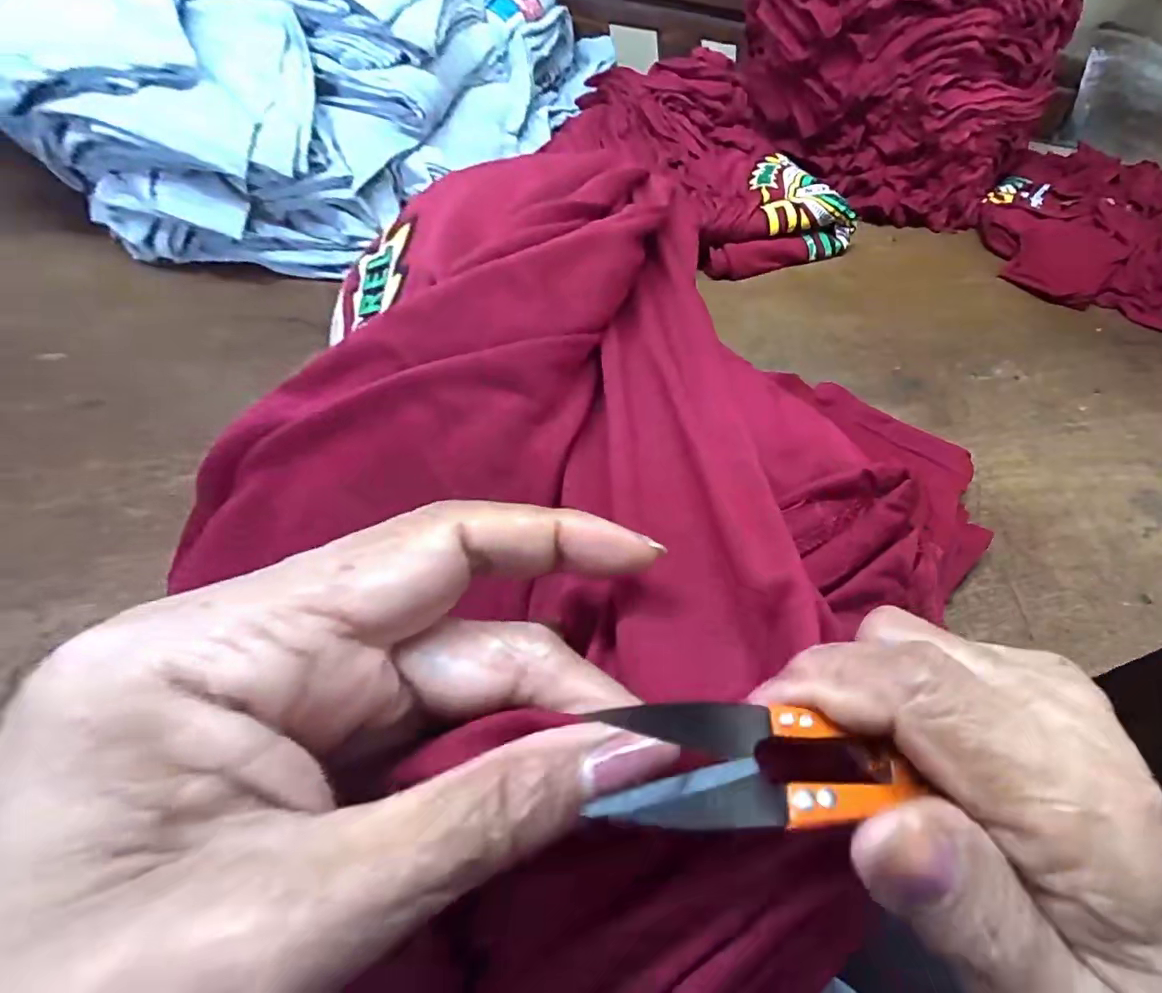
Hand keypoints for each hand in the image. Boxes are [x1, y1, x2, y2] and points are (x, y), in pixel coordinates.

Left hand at [0, 502, 678, 992]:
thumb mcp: (303, 913)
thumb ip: (494, 813)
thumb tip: (648, 750)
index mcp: (222, 651)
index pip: (432, 548)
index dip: (557, 538)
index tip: (650, 559)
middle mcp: (261, 656)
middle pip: (469, 642)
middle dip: (562, 698)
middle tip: (641, 758)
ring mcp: (284, 709)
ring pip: (466, 693)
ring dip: (540, 737)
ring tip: (600, 786)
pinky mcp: (305, 760)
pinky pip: (440, 738)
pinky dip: (503, 765)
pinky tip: (538, 796)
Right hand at [755, 607, 1161, 991]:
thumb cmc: (1107, 984)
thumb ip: (970, 910)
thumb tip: (880, 828)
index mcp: (1070, 784)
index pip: (929, 693)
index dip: (830, 690)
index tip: (752, 720)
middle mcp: (1061, 704)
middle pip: (916, 651)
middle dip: (834, 687)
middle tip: (790, 760)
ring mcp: (1051, 679)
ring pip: (919, 639)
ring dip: (864, 688)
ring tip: (851, 765)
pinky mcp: (1038, 674)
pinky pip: (940, 650)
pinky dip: (898, 687)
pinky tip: (904, 751)